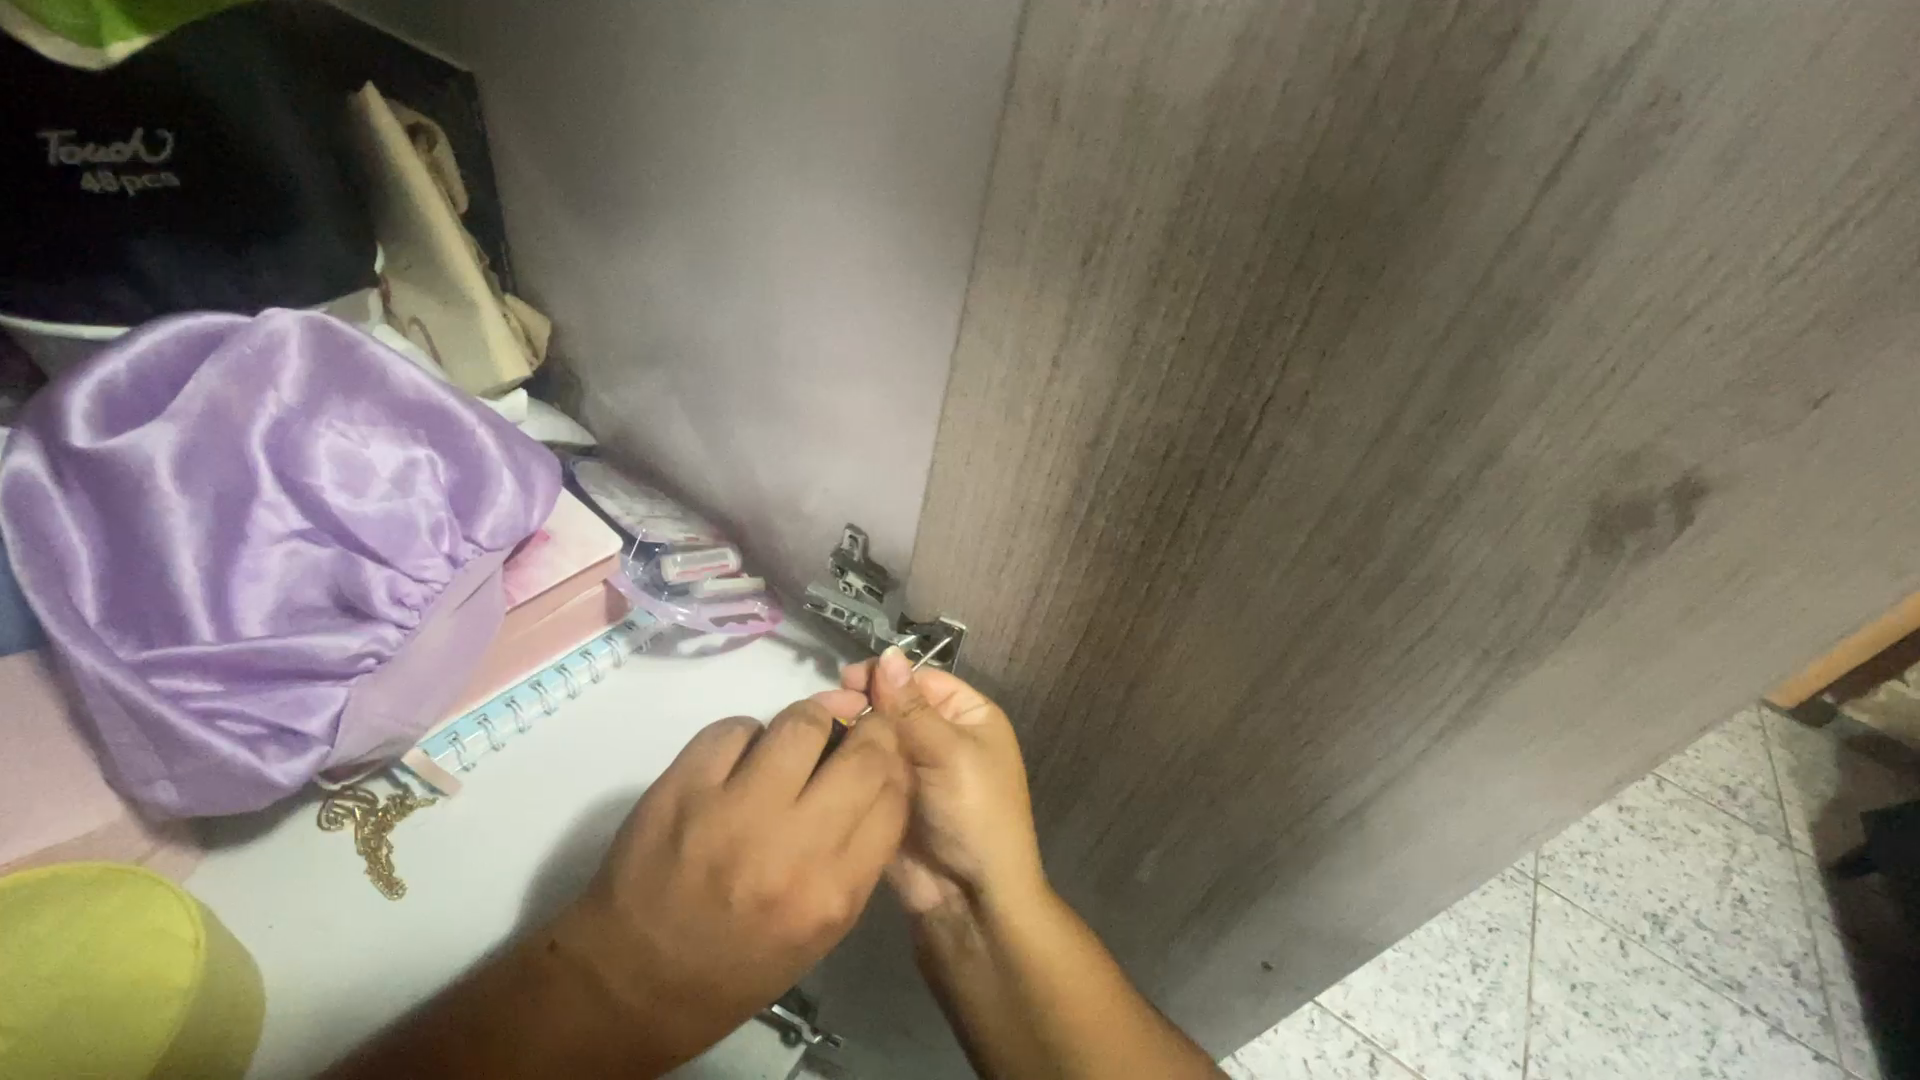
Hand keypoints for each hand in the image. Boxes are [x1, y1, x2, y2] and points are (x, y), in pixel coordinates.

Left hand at [553, 697, 908, 1069]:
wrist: (633, 982)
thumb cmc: (739, 964)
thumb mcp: (822, 928)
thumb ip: (859, 851)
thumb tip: (878, 770)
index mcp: (832, 894)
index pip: (895, 795)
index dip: (895, 761)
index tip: (884, 752)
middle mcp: (791, 849)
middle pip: (863, 753)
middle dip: (867, 730)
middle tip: (853, 729)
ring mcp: (732, 813)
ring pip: (800, 723)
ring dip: (809, 721)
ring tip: (798, 739)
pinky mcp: (681, 788)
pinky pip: (735, 727)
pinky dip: (748, 733)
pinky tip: (742, 757)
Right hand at [835, 648, 1045, 917]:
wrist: (969, 897)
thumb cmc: (974, 813)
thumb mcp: (947, 752)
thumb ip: (909, 706)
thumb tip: (887, 653)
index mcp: (969, 717)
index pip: (921, 679)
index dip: (886, 676)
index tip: (844, 678)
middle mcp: (942, 737)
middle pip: (895, 706)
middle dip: (863, 705)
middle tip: (825, 709)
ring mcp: (914, 770)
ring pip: (876, 738)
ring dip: (851, 735)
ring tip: (816, 734)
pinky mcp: (890, 799)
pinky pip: (865, 771)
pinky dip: (846, 765)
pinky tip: (818, 760)